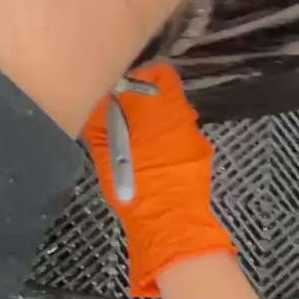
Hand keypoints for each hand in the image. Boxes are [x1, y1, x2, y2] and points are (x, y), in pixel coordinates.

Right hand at [82, 63, 235, 296]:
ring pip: (172, 121)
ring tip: (134, 146)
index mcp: (162, 107)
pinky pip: (178, 143)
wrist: (170, 225)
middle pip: (165, 97)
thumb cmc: (136, 184)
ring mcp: (194, 138)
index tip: (121, 90)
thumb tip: (100, 101)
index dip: (139, 78)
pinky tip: (150, 165)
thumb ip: (102, 121)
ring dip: (155, 127)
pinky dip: (164, 148)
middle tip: (121, 119)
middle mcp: (184, 116)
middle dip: (145, 105)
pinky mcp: (198, 159)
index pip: (158, 73)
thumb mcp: (106, 152)